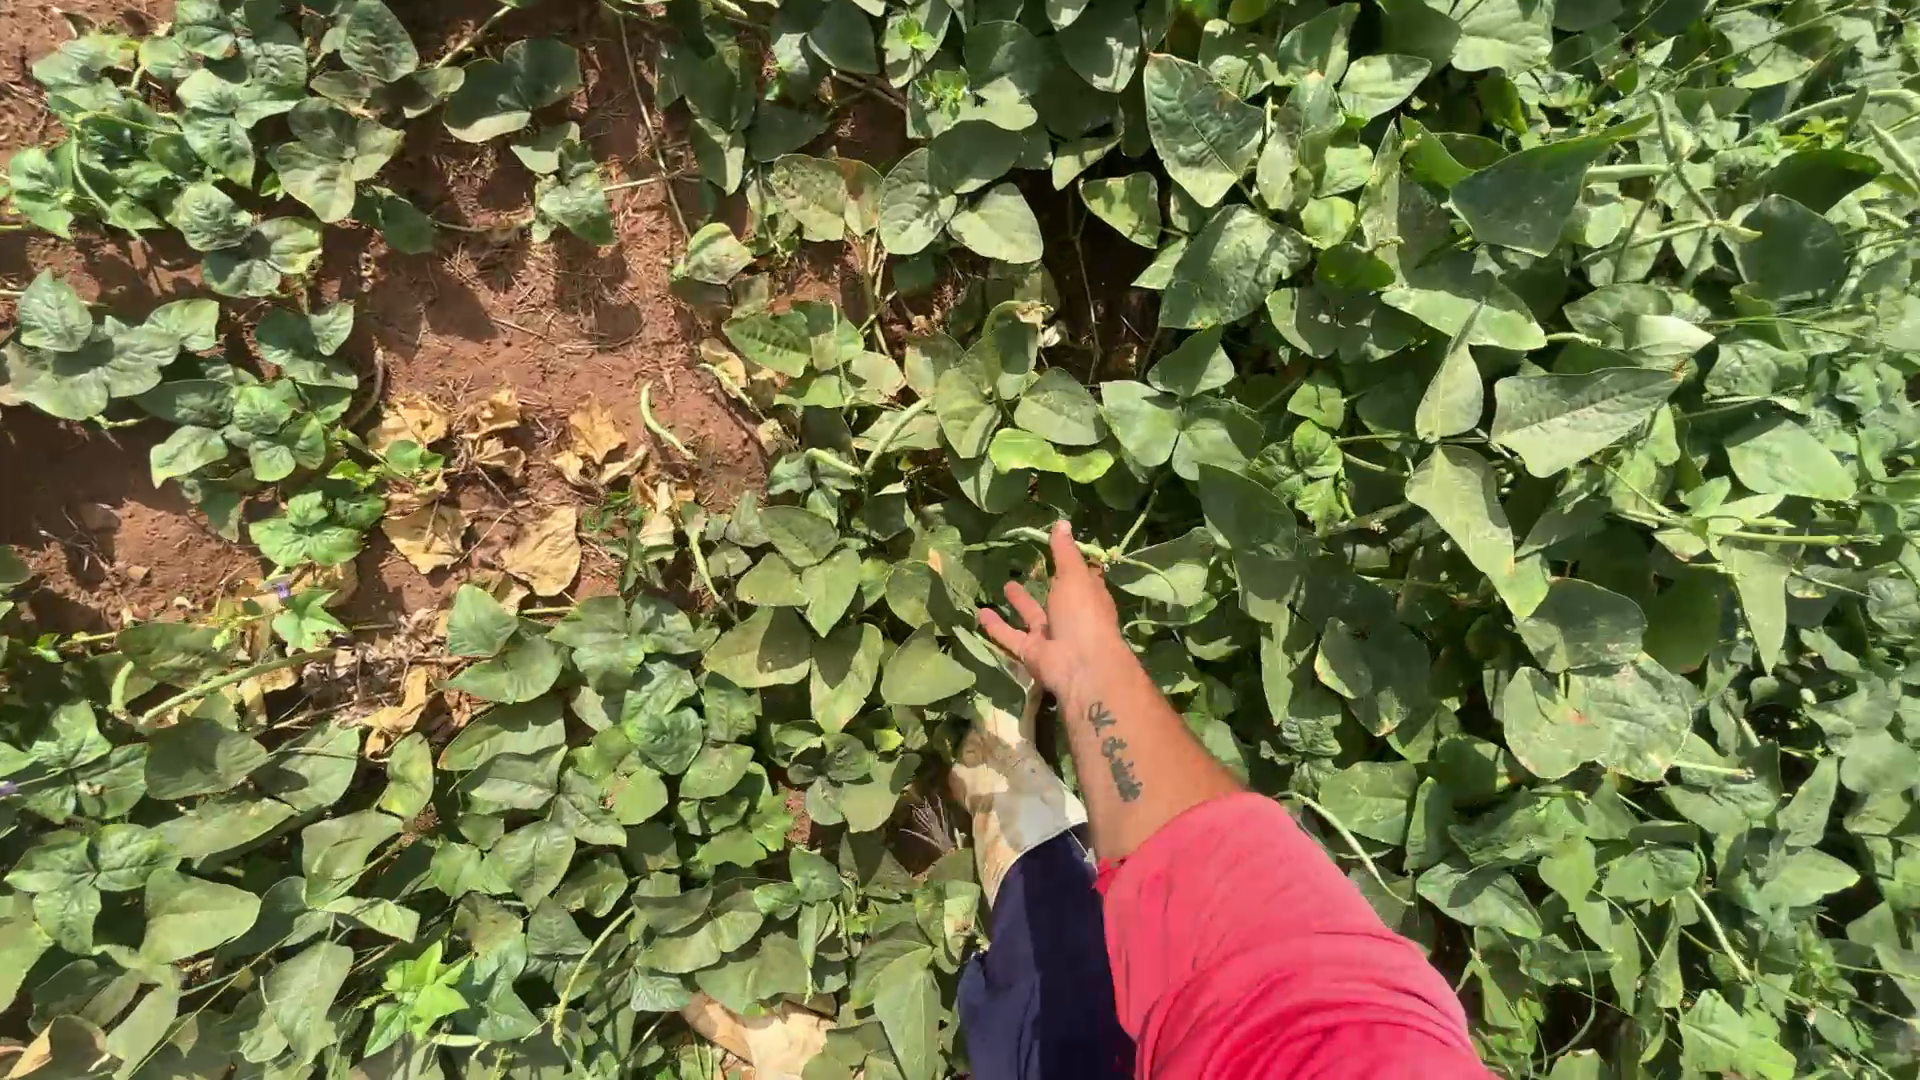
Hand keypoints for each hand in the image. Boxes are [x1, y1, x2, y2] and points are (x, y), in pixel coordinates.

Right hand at [978, 520, 1126, 706]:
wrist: (1079, 664)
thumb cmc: (1083, 613)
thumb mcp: (1073, 575)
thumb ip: (1064, 551)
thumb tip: (1062, 522)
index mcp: (1088, 596)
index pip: (1082, 577)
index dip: (1073, 564)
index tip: (1061, 550)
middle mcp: (1071, 616)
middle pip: (1055, 597)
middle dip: (1045, 584)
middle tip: (1031, 567)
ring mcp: (1051, 635)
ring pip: (1031, 616)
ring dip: (1019, 603)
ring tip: (1005, 585)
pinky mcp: (1031, 652)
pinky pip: (1010, 636)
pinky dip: (995, 626)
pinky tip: (979, 613)